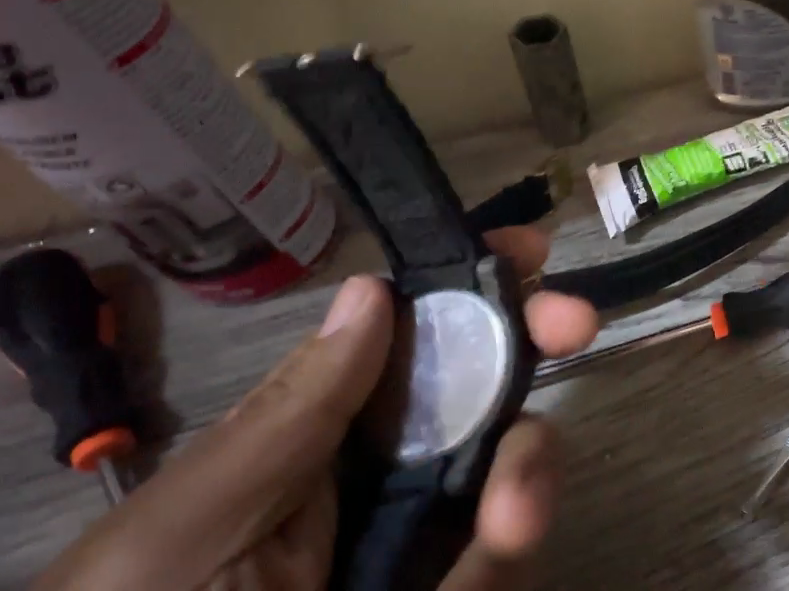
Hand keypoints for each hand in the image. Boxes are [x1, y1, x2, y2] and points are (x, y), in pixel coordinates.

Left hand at [36, 226, 599, 590]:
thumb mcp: (190, 522)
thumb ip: (290, 415)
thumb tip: (374, 289)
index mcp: (319, 437)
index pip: (411, 343)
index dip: (473, 290)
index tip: (529, 251)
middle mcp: (388, 472)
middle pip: (491, 386)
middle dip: (538, 344)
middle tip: (577, 326)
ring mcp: (430, 536)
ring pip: (520, 469)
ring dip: (529, 479)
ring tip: (507, 530)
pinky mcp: (460, 581)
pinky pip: (510, 563)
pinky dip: (501, 568)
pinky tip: (473, 581)